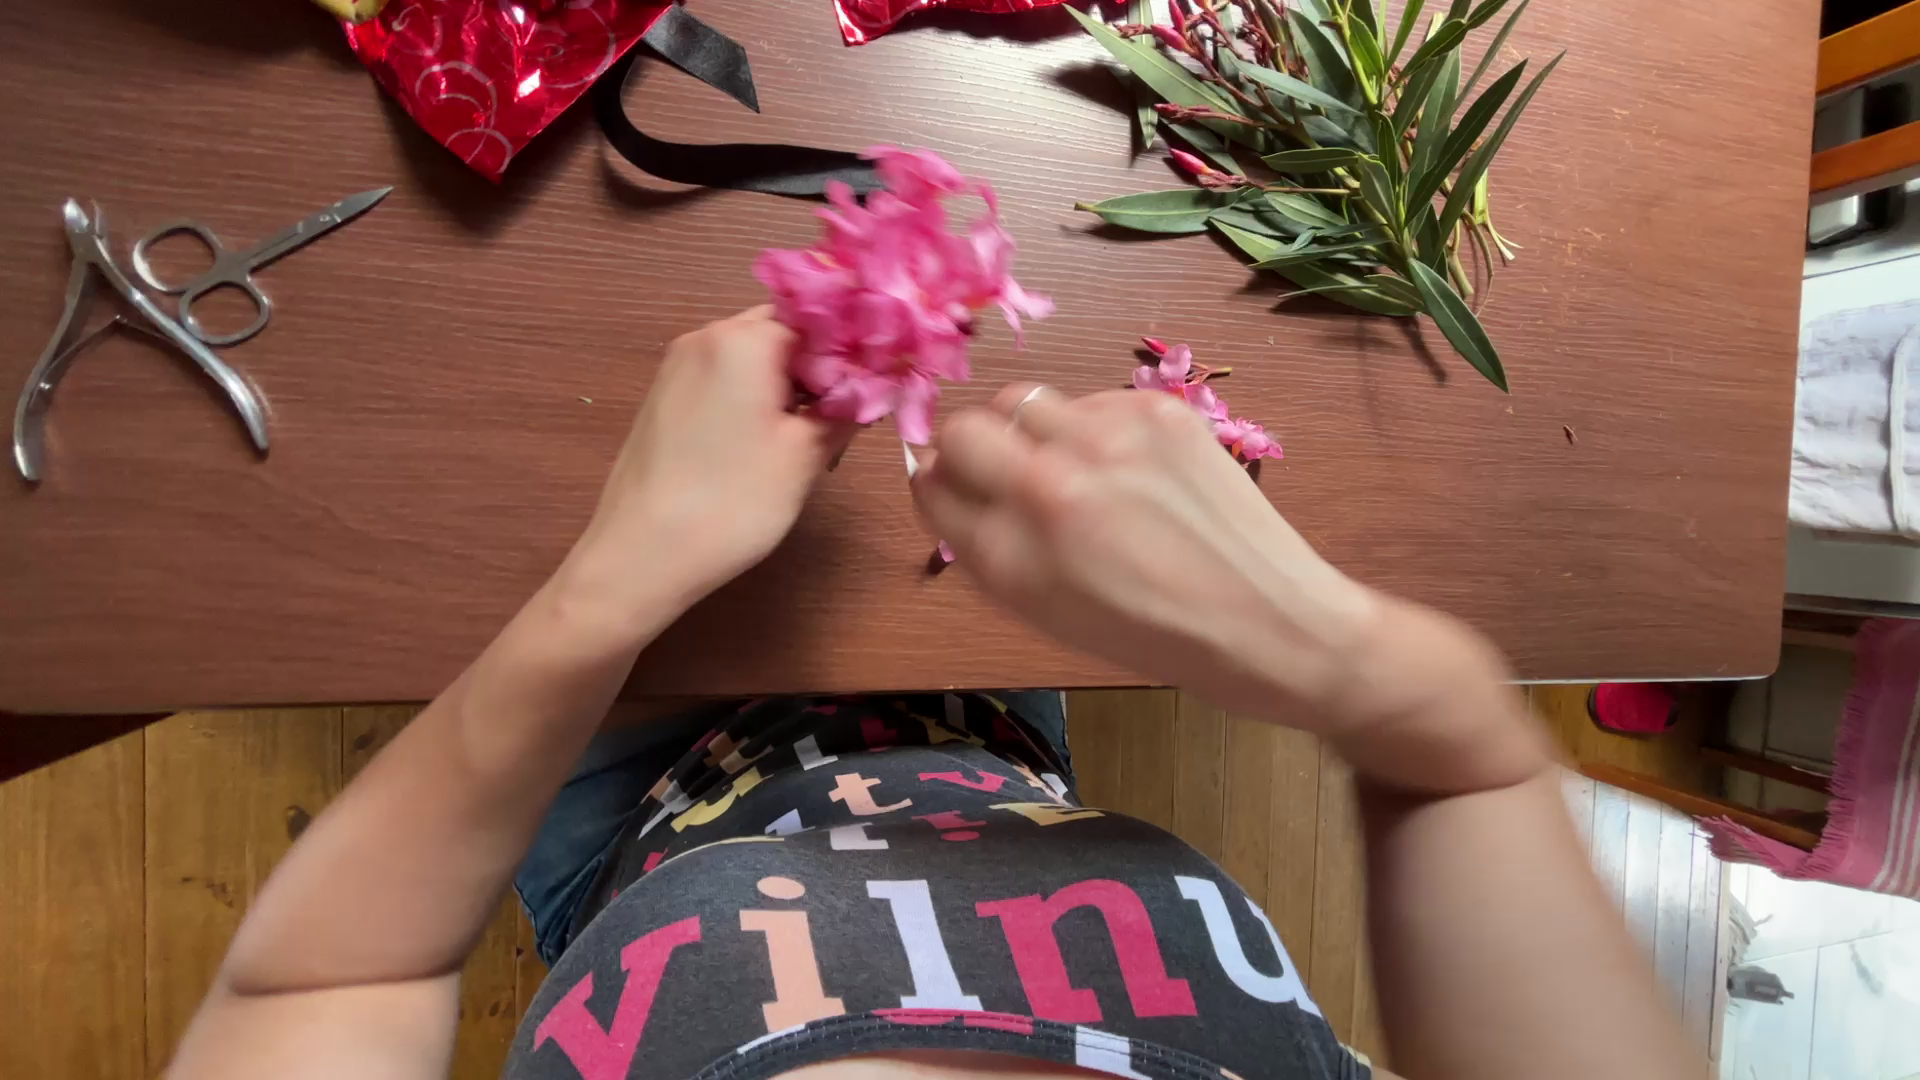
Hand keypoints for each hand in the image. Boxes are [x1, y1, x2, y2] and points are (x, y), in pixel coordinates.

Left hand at [571, 307, 853, 607]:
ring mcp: (679, 366)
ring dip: (792, 384)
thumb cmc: (733, 501)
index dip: (853, 348)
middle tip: (847, 413)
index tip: (877, 385)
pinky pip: (727, 378)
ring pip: (755, 356)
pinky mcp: (667, 397)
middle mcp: (706, 337)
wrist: (641, 555)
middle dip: (821, 366)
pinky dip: (758, 396)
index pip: (817, 319)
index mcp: (742, 340)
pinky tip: (770, 440)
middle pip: (783, 332)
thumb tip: (874, 385)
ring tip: (813, 432)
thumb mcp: (805, 455)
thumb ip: (845, 409)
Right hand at [912, 383, 1538, 792]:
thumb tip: (946, 484)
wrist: (1267, 623)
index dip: (941, 488)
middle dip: (967, 451)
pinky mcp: (1156, 408)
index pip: (930, 485)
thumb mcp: (1042, 612)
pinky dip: (1086, 426)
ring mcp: (1103, 438)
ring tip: (1065, 463)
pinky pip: (1085, 398)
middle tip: (1001, 472)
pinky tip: (1124, 464)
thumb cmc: (1147, 636)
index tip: (959, 492)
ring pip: (1019, 400)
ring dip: (1024, 430)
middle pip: (960, 430)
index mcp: (1010, 558)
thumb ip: (982, 547)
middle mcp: (1045, 488)